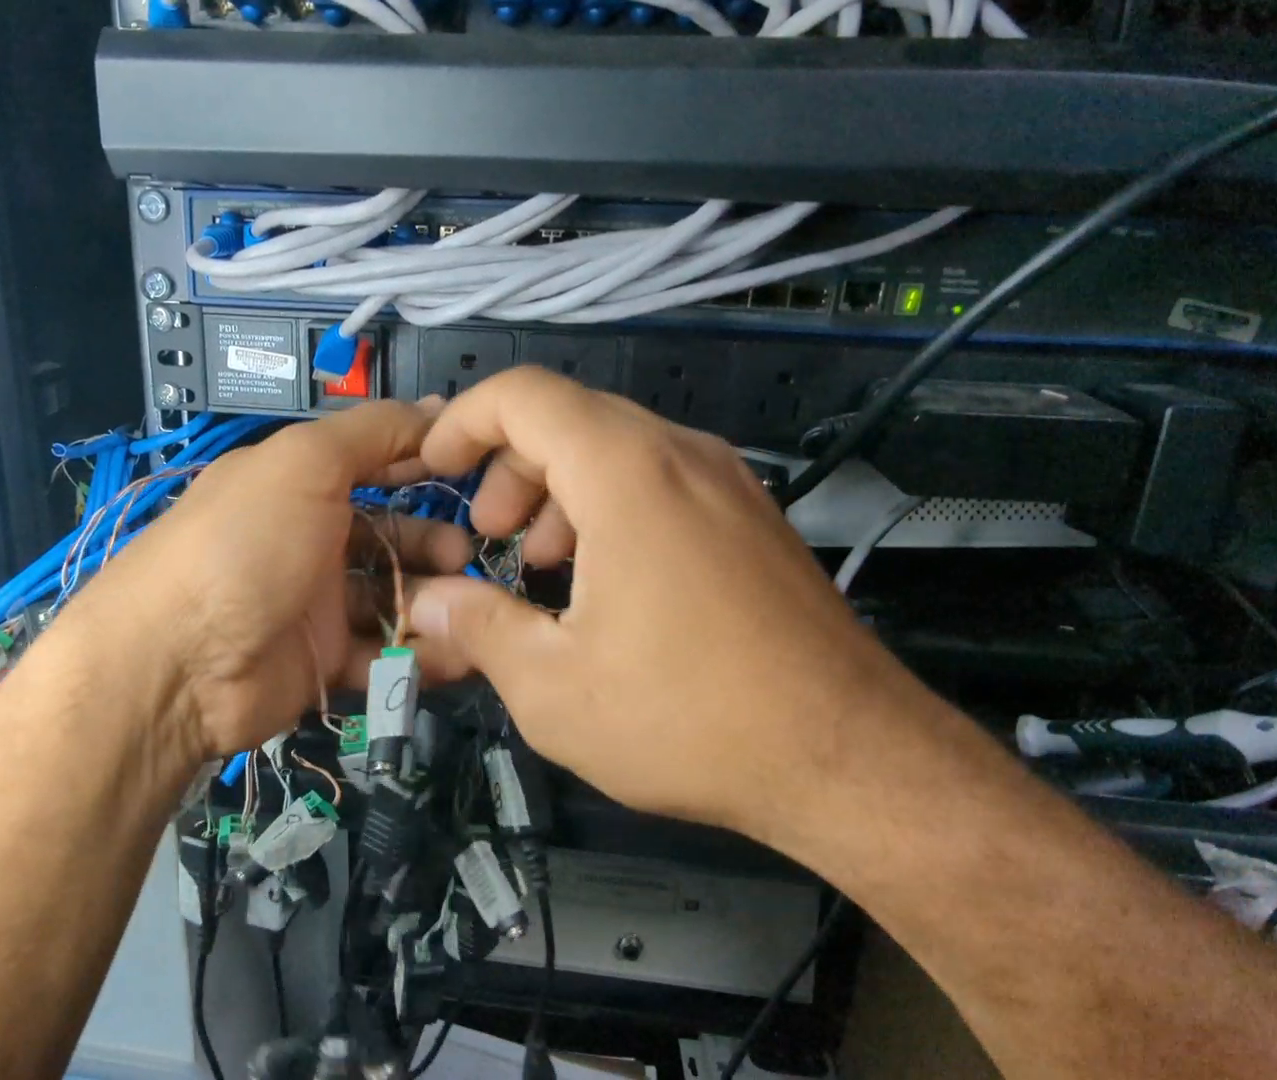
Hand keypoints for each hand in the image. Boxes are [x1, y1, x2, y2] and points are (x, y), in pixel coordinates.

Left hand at [63, 402, 471, 767]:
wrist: (179, 663)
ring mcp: (314, 606)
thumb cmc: (246, 544)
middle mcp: (307, 542)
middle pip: (389, 538)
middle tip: (465, 555)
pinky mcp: (322, 664)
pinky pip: (381, 654)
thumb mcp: (305, 462)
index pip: (373, 467)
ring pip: (392, 598)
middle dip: (433, 543)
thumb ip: (373, 430)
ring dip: (434, 601)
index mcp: (298, 487)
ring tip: (467, 608)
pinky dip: (416, 654)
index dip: (420, 466)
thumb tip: (439, 404)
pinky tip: (452, 651)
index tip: (473, 475)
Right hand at [410, 368, 968, 853]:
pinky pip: (663, 483)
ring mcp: (731, 484)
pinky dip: (611, 509)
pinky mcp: (755, 521)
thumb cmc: (688, 717)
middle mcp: (684, 456)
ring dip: (559, 491)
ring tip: (540, 567)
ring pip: (618, 450)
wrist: (851, 760)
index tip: (432, 470)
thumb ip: (475, 627)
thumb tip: (425, 602)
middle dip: (508, 468)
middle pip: (571, 418)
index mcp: (627, 473)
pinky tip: (606, 586)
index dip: (462, 421)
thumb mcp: (553, 686)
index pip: (525, 395)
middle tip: (488, 537)